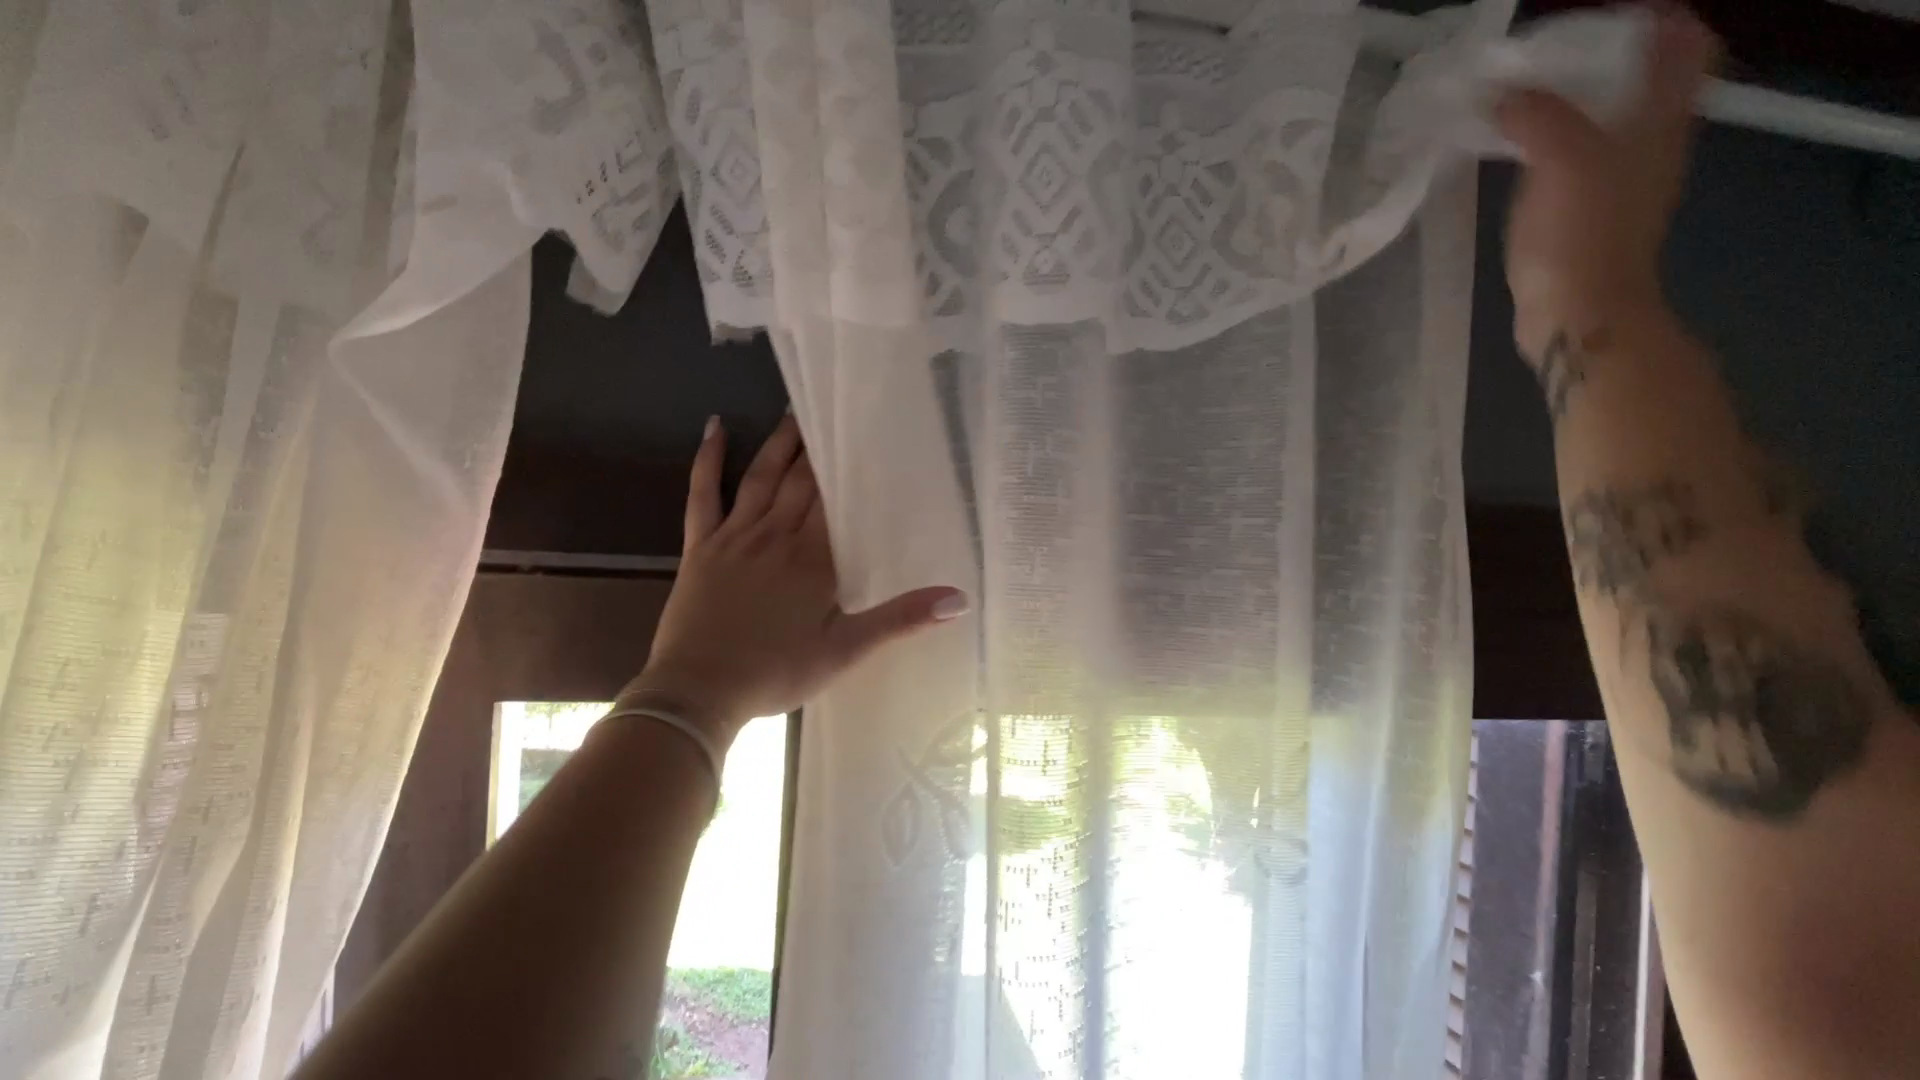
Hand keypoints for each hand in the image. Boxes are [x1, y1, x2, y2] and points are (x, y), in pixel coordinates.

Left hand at [623, 414, 969, 740]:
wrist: (698, 691)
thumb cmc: (776, 672)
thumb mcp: (846, 651)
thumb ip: (900, 620)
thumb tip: (958, 599)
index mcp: (813, 560)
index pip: (836, 502)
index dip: (851, 469)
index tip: (866, 437)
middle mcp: (776, 535)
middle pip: (801, 482)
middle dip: (819, 447)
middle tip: (833, 411)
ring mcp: (735, 536)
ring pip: (761, 476)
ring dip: (779, 443)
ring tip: (795, 410)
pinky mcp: (700, 546)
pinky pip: (703, 493)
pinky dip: (708, 459)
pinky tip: (714, 427)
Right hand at [1498, 3, 1718, 357]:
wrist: (1579, 314)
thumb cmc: (1582, 235)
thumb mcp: (1562, 159)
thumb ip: (1537, 115)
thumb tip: (1504, 95)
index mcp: (1659, 124)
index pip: (1682, 49)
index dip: (1655, 24)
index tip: (1607, 19)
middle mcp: (1650, 147)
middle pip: (1645, 83)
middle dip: (1605, 60)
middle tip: (1550, 55)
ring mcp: (1620, 185)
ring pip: (1607, 122)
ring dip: (1573, 104)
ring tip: (1524, 96)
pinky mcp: (1586, 217)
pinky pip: (1576, 160)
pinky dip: (1552, 144)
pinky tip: (1517, 151)